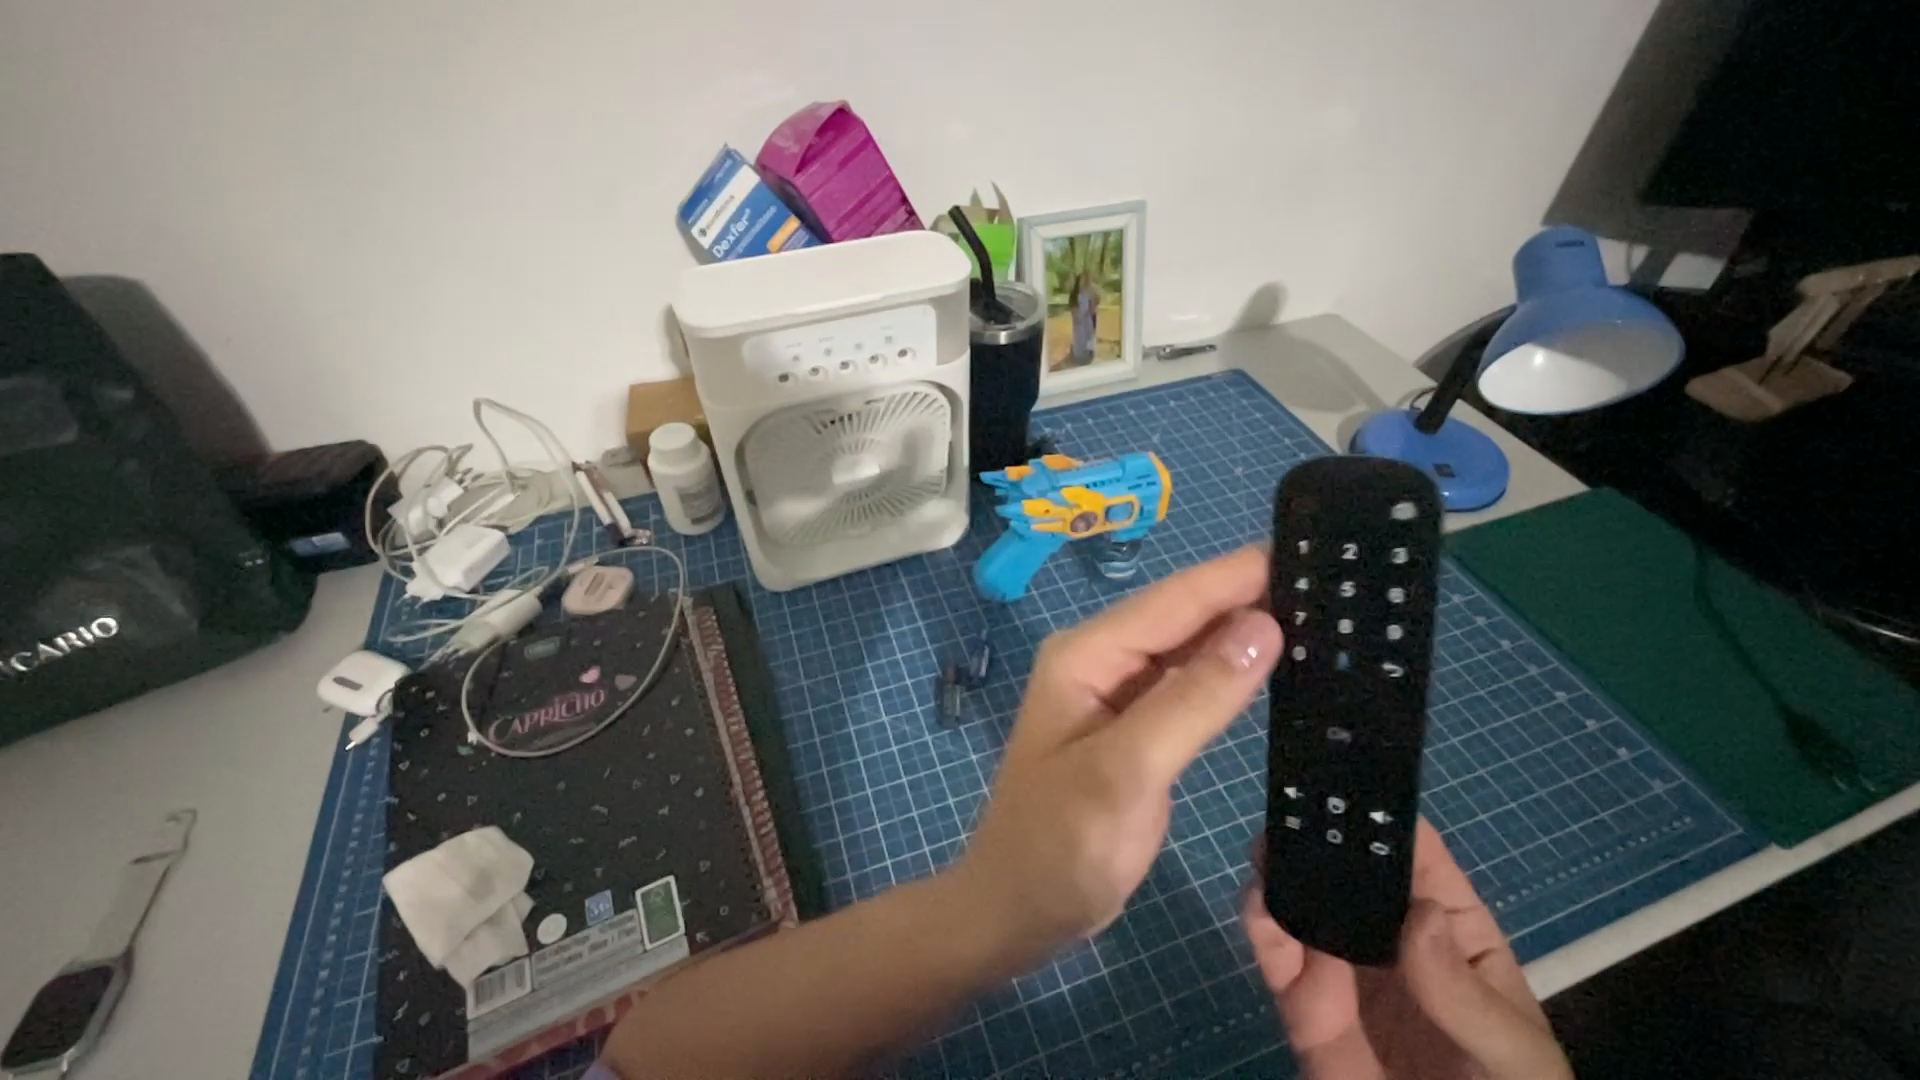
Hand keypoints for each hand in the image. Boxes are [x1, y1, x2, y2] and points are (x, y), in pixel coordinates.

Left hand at [954, 546, 1281, 956]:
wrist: (1017, 911)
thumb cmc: (1059, 847)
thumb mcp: (1126, 772)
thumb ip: (1193, 699)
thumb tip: (1263, 627)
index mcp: (1086, 655)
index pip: (1175, 599)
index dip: (1239, 573)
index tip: (1311, 548)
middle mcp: (1100, 659)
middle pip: (1183, 614)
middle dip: (1248, 594)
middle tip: (1331, 578)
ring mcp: (1117, 693)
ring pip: (1189, 646)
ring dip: (1244, 629)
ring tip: (1319, 609)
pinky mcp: (1136, 726)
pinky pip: (1188, 684)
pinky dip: (1228, 673)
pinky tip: (1273, 665)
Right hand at [1240, 819, 1571, 1079]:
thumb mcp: (1515, 1061)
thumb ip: (1466, 995)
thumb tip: (1417, 911)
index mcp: (1455, 940)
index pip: (1422, 865)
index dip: (1390, 821)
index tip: (1353, 780)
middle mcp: (1392, 944)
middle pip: (1352, 874)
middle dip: (1322, 834)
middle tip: (1291, 801)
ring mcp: (1343, 973)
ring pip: (1305, 903)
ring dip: (1282, 868)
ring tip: (1267, 843)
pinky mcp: (1303, 1007)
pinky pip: (1275, 955)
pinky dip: (1259, 921)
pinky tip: (1258, 900)